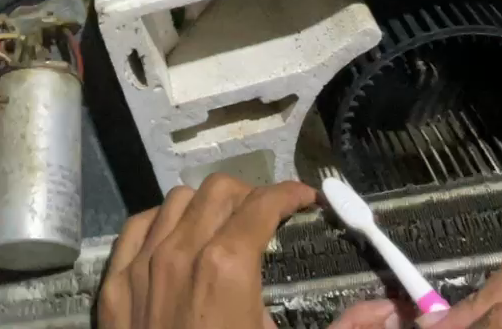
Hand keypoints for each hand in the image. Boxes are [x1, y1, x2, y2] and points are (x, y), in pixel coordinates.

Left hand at [98, 174, 317, 328]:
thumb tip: (388, 310)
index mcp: (227, 267)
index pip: (263, 203)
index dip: (290, 194)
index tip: (308, 199)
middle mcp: (181, 253)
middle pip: (219, 190)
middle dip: (251, 194)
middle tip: (271, 217)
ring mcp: (141, 268)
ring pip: (176, 201)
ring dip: (205, 206)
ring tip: (225, 226)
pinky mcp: (113, 288)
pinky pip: (137, 228)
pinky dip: (160, 223)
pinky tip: (175, 241)